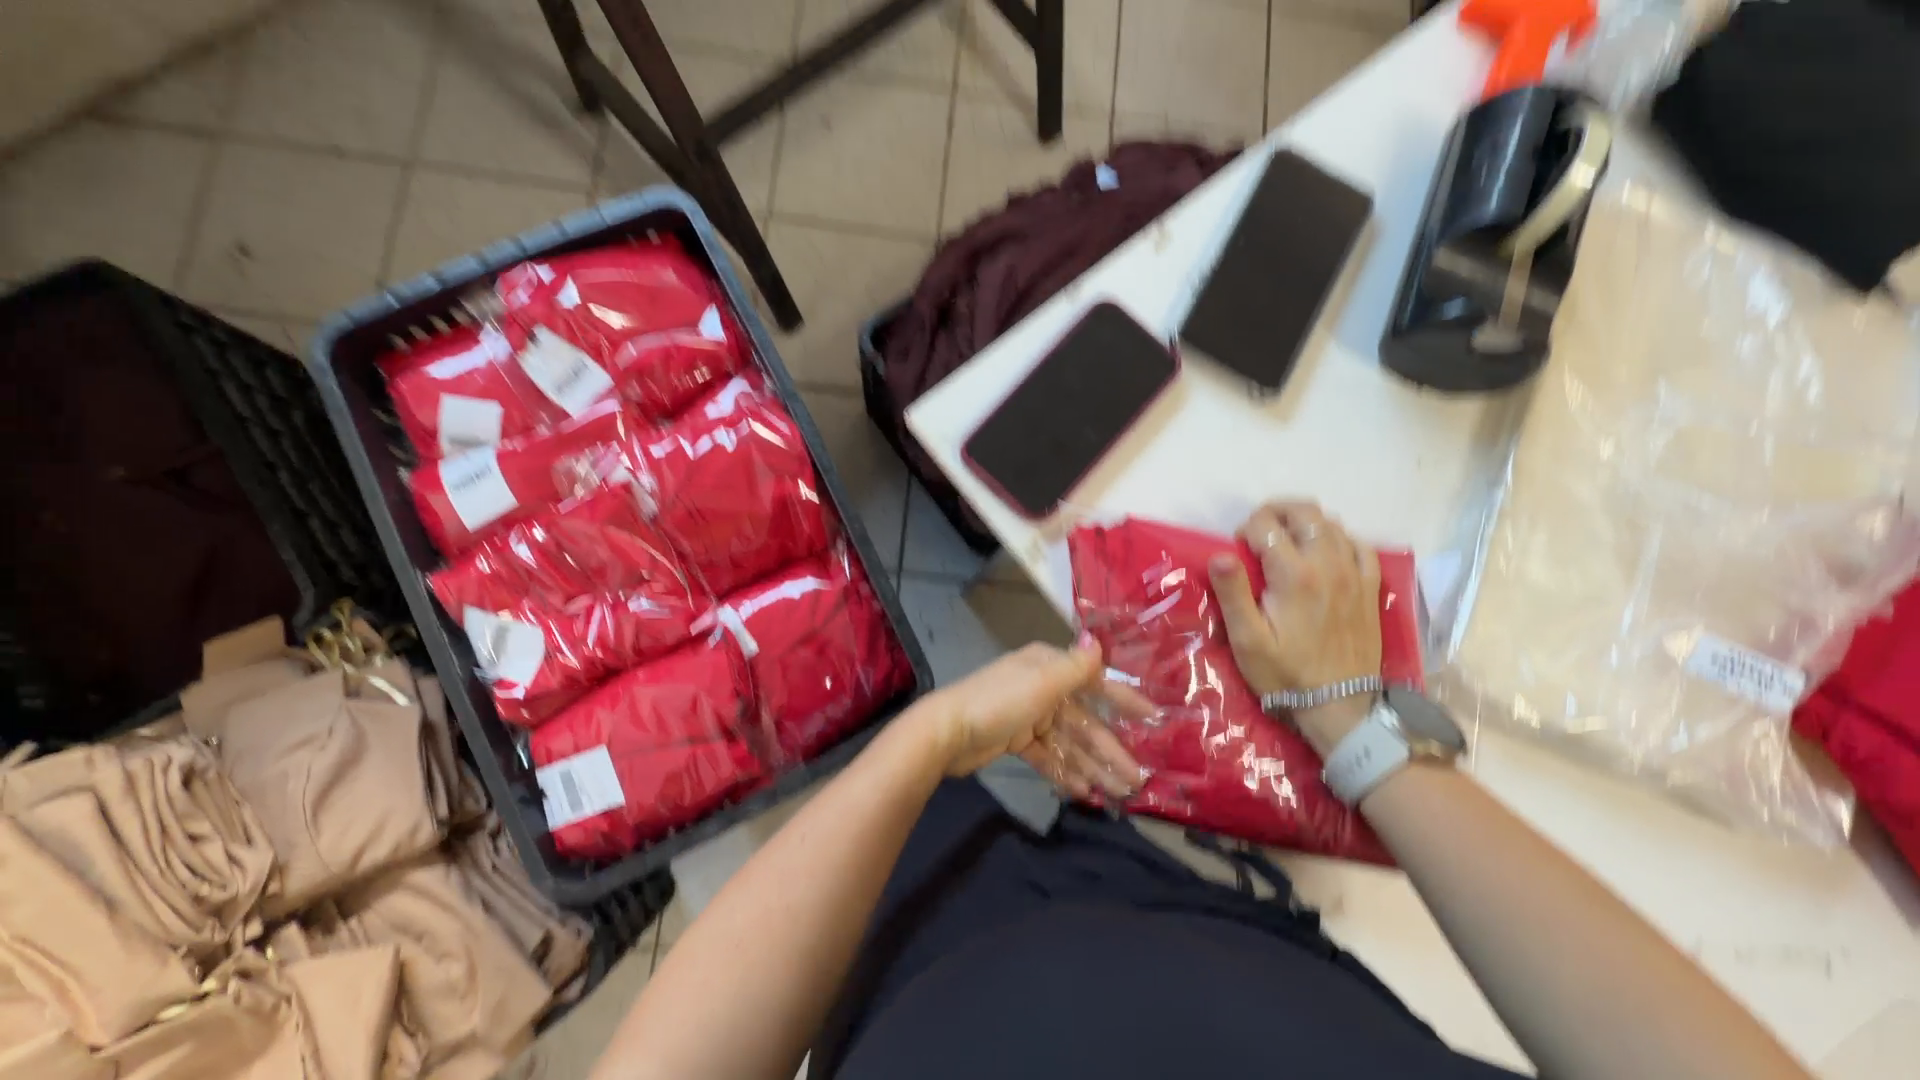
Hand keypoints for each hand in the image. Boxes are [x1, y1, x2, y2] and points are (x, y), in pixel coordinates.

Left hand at [920, 641, 1150, 800]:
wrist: (947, 732)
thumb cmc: (999, 702)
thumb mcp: (1042, 682)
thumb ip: (1076, 667)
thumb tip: (1098, 641)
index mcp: (1048, 666)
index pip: (1095, 683)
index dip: (1125, 701)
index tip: (1154, 719)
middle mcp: (1041, 687)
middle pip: (1084, 720)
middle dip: (1111, 749)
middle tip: (1138, 778)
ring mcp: (1028, 715)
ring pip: (1068, 742)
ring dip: (1093, 766)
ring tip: (1118, 792)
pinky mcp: (1016, 741)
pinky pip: (1048, 755)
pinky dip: (1065, 771)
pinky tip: (1084, 791)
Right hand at [1209, 501, 1380, 751]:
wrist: (1340, 705)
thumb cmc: (1285, 674)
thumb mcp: (1247, 641)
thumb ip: (1233, 594)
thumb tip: (1220, 555)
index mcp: (1293, 575)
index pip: (1265, 526)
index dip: (1246, 529)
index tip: (1237, 550)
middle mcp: (1327, 564)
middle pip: (1303, 512)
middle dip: (1275, 512)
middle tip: (1258, 532)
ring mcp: (1353, 573)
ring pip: (1331, 523)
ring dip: (1304, 522)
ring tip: (1286, 539)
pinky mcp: (1369, 586)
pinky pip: (1358, 544)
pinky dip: (1338, 537)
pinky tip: (1324, 550)